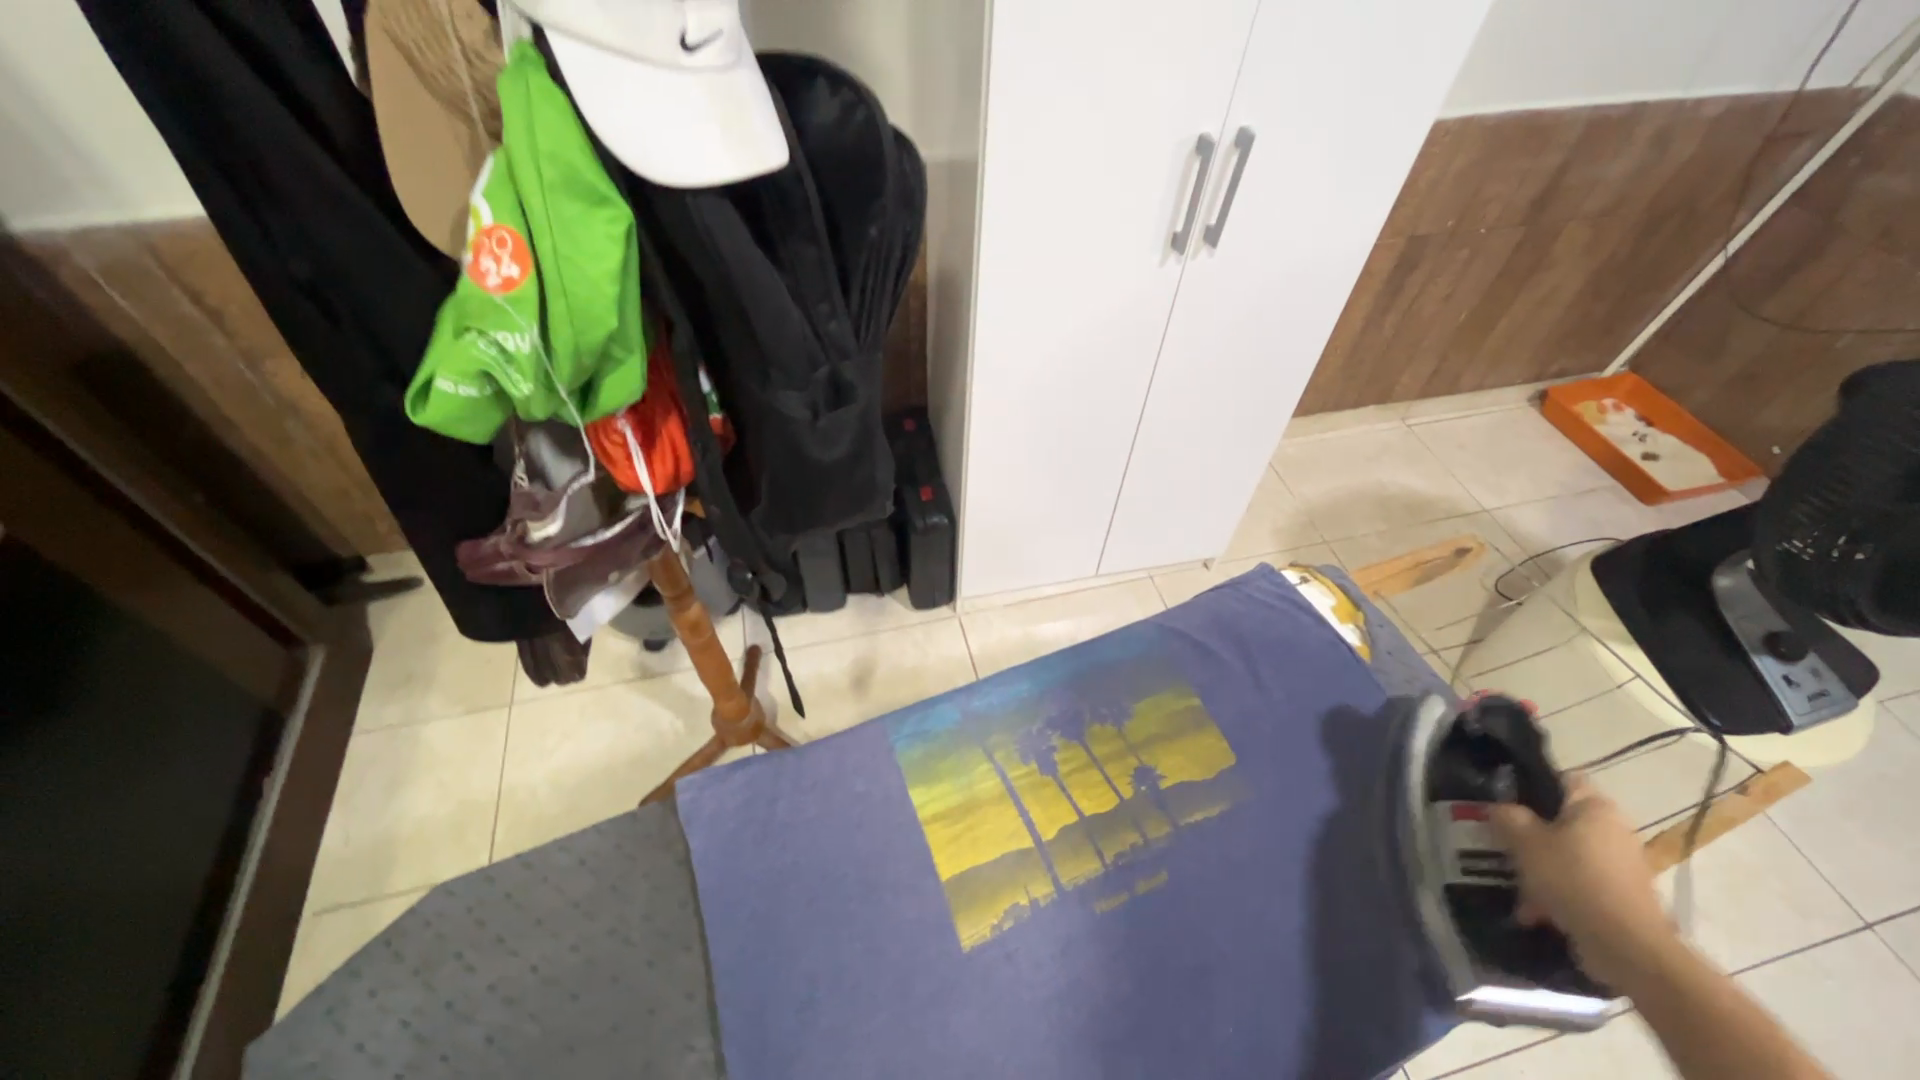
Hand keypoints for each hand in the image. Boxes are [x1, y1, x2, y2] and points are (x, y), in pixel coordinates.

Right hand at [1490, 775, 1676, 989]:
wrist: (1626, 945)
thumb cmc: (1573, 879)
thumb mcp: (1524, 841)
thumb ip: (1506, 817)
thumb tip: (1498, 809)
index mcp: (1595, 807)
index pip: (1560, 780)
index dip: (1530, 786)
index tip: (1504, 803)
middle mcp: (1614, 829)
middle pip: (1560, 822)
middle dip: (1530, 838)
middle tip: (1503, 848)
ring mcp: (1621, 865)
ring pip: (1567, 857)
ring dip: (1540, 871)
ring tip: (1517, 890)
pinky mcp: (1621, 896)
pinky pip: (1580, 885)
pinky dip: (1558, 895)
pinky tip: (1535, 914)